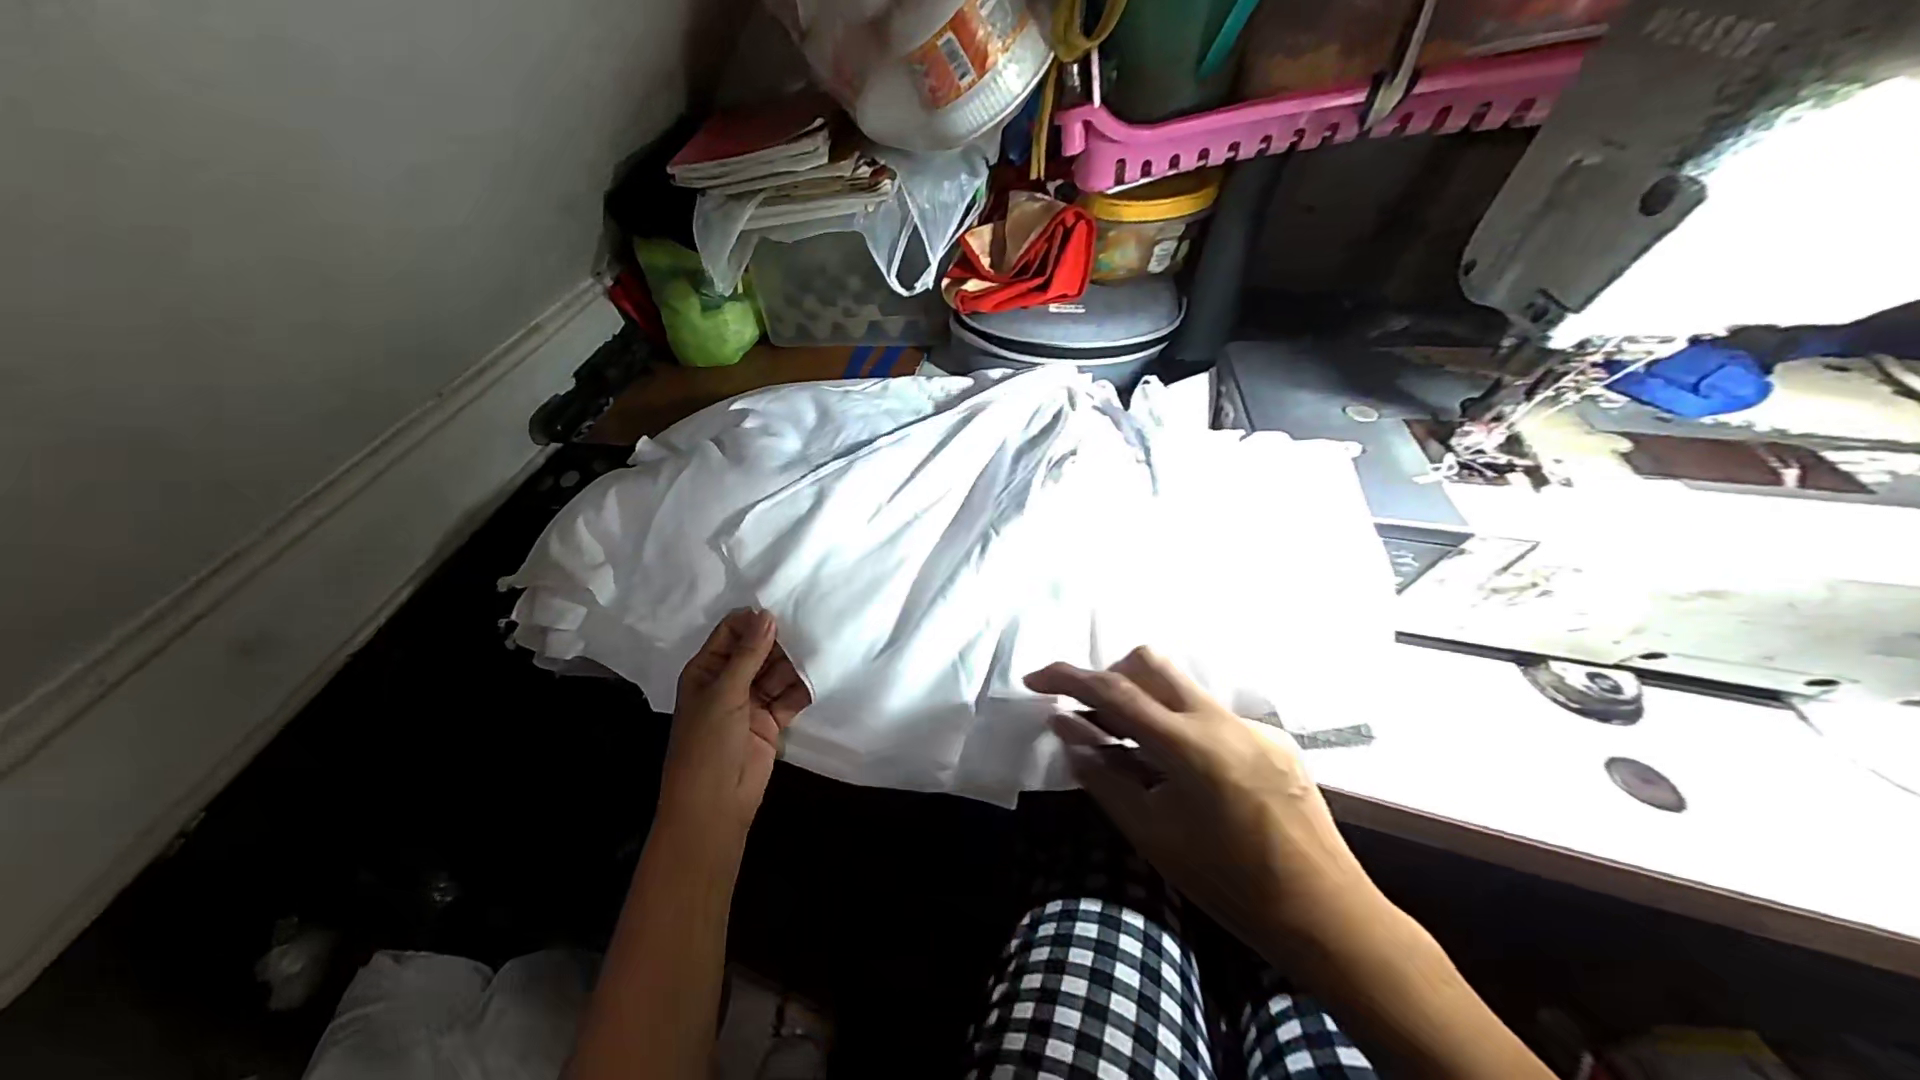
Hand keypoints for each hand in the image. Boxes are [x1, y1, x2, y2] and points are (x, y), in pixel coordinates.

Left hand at [660, 610, 809, 841]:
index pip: (731, 633)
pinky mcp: (772, 720)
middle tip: (808, 629)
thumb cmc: (707, 744)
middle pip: (758, 650)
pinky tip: (818, 676)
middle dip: (780, 642)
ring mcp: (751, 701)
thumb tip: (767, 615)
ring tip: (816, 653)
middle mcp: (729, 681)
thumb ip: (748, 654)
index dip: (754, 621)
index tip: (783, 611)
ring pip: (777, 671)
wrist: (715, 804)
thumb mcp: (724, 694)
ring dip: (793, 664)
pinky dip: (802, 688)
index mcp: (706, 670)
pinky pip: (790, 696)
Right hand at [1025, 647, 1386, 965]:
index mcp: (1188, 745)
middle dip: (1110, 675)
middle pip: (1151, 663)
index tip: (1035, 679)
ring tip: (1129, 748)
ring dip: (1145, 701)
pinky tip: (1183, 776)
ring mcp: (1251, 726)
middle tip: (1091, 714)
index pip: (1115, 691)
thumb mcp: (1151, 833)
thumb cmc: (1228, 883)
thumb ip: (1102, 775)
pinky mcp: (1272, 740)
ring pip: (1181, 687)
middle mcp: (1221, 720)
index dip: (1067, 678)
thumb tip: (1066, 730)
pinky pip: (1210, 716)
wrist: (1325, 914)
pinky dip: (1179, 728)